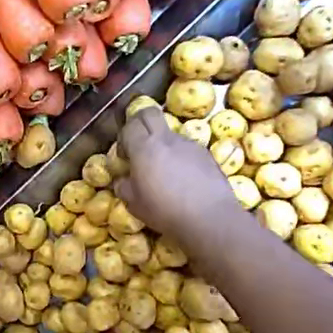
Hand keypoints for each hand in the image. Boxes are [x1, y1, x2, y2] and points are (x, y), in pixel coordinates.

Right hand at [113, 107, 249, 255]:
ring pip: (170, 133)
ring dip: (162, 145)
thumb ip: (124, 187)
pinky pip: (187, 149)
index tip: (125, 157)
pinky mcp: (206, 154)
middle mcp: (167, 139)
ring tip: (165, 172)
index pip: (130, 124)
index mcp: (145, 148)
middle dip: (140, 123)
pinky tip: (183, 180)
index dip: (124, 137)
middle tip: (139, 147)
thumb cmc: (165, 211)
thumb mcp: (135, 204)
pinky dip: (180, 157)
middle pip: (149, 113)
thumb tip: (122, 180)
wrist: (210, 218)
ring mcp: (189, 144)